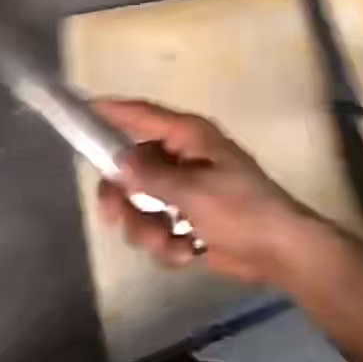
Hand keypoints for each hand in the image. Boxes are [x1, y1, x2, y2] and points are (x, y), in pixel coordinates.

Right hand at [93, 98, 337, 285]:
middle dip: (125, 200)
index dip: (113, 111)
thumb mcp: (195, 191)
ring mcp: (182, 190)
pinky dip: (165, 246)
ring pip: (139, 205)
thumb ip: (153, 176)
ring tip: (172, 243)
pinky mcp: (185, 220)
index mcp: (188, 137)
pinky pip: (155, 229)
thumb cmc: (241, 209)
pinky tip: (186, 253)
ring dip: (148, 231)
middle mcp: (181, 158)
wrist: (278, 251)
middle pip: (130, 169)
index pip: (143, 115)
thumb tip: (120, 159)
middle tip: (120, 217)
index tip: (84, 108)